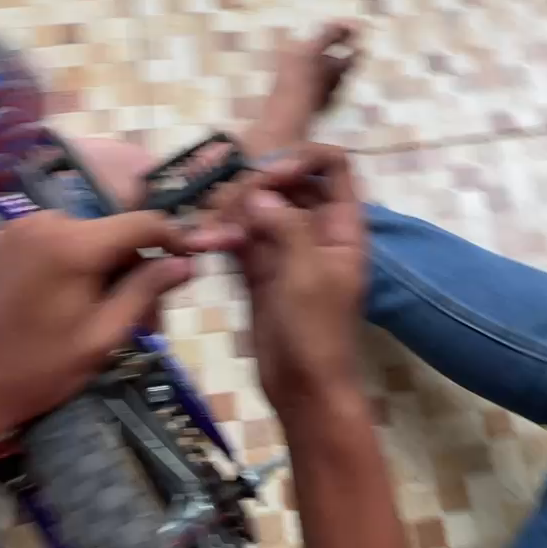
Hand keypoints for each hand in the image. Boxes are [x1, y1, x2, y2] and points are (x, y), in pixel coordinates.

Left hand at [0, 211, 196, 467]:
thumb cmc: (38, 371)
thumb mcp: (102, 336)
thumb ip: (146, 291)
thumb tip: (186, 264)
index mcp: (72, 244)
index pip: (141, 223)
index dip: (173, 237)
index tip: (190, 261)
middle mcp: (43, 222)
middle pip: (112, 233)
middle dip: (135, 268)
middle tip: (148, 317)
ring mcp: (14, 230)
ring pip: (84, 238)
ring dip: (105, 268)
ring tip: (110, 315)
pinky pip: (53, 243)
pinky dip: (73, 264)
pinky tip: (73, 302)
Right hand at [219, 143, 368, 419]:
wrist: (303, 389)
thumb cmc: (317, 331)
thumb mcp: (308, 273)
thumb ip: (286, 225)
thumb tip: (258, 192)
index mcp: (343, 224)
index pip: (333, 165)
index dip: (302, 158)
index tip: (270, 174)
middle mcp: (315, 228)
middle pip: (287, 182)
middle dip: (255, 184)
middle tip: (227, 203)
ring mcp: (285, 248)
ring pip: (257, 209)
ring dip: (231, 212)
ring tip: (209, 232)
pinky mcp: (260, 269)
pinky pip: (240, 238)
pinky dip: (222, 236)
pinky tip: (203, 242)